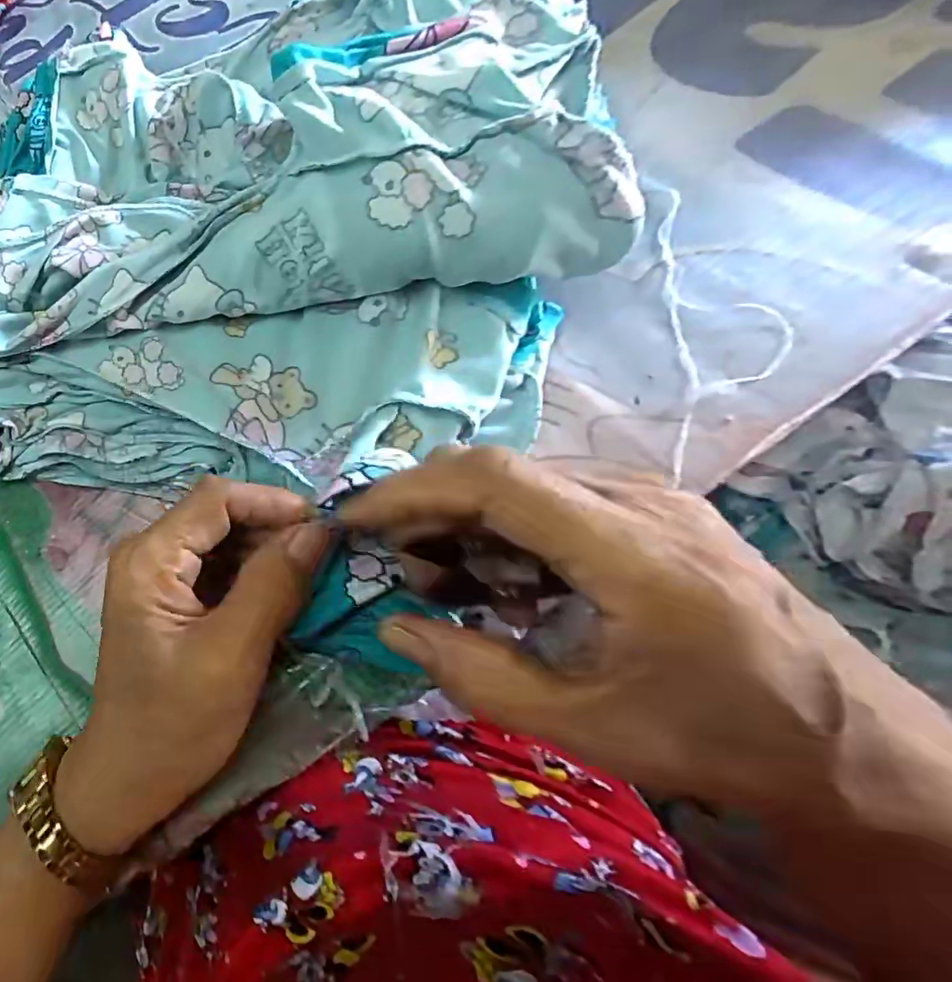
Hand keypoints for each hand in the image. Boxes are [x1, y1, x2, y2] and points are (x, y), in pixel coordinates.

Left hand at [55, 477, 331, 854]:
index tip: (328, 529)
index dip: (272, 503)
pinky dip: (249, 577)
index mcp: (148, 557)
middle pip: (216, 516)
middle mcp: (144, 553)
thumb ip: (273, 584)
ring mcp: (151, 576)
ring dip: (265, 553)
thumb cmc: (176, 721)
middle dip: (272, 529)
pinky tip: (283, 596)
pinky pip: (212, 570)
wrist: (129, 775)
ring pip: (218, 542)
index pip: (215, 498)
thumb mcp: (233, 653)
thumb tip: (318, 529)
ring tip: (315, 579)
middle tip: (329, 560)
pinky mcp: (164, 600)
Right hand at [340, 446, 945, 817]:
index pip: (493, 480)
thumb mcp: (579, 726)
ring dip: (456, 518)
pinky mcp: (650, 509)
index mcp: (633, 554)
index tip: (353, 522)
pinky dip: (495, 526)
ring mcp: (650, 499)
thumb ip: (472, 673)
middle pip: (494, 469)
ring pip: (513, 477)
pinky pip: (545, 495)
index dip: (408, 491)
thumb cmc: (717, 739)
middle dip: (421, 507)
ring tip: (442, 580)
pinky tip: (497, 578)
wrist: (860, 746)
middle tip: (394, 564)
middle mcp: (640, 503)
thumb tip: (391, 625)